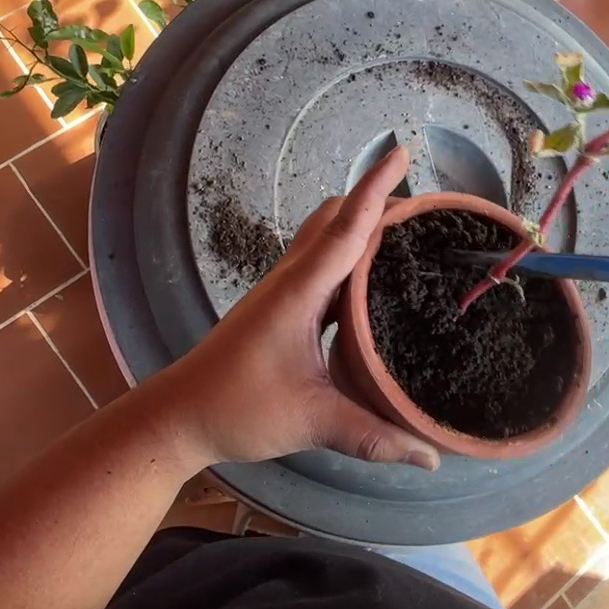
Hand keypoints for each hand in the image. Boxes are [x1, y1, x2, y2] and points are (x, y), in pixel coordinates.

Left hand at [141, 147, 440, 470]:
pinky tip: (372, 284)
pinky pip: (320, 267)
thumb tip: (429, 456)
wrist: (179, 415)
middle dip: (374, 203)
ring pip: (324, 240)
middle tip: (422, 208)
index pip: (346, 230)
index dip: (376, 190)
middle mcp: (290, 281)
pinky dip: (348, 258)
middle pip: (333, 220)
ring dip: (360, 228)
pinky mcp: (279, 309)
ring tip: (406, 236)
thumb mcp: (310, 421)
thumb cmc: (236, 407)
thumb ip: (372, 436)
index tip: (401, 153)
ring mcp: (282, 293)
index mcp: (299, 292)